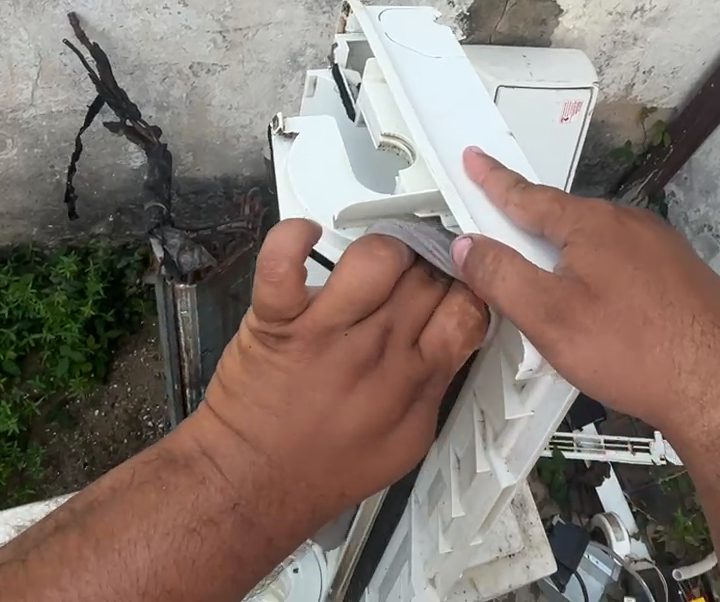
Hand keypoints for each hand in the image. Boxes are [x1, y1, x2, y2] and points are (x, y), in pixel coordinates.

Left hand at [178, 219, 488, 531]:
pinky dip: (293, 237)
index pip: (466, 310)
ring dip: (384, 248)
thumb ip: (437, 381)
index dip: (465, 285)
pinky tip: (307, 234)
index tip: (455, 280)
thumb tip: (458, 328)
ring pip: (377, 257)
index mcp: (414, 379)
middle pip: (426, 276)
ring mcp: (325, 331)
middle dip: (429, 263)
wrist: (253, 485)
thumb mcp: (409, 437)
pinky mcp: (276, 318)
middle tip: (414, 271)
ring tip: (374, 263)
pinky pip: (283, 262)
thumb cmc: (329, 464)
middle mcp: (376, 350)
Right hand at [451, 147, 719, 445]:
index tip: (473, 156)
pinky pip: (630, 260)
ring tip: (559, 290)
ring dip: (571, 254)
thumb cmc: (630, 350)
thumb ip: (501, 276)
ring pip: (599, 241)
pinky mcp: (686, 273)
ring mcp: (663, 246)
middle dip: (533, 227)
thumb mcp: (549, 318)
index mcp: (589, 224)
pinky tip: (611, 309)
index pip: (526, 195)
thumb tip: (467, 243)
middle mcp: (628, 222)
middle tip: (507, 242)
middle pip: (564, 217)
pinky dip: (605, 272)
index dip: (493, 178)